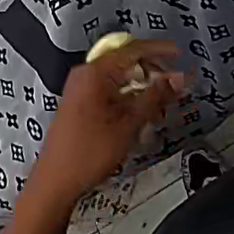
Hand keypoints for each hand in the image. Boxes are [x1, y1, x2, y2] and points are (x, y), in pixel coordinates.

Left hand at [30, 40, 183, 204]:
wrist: (55, 183)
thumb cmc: (88, 153)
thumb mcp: (129, 123)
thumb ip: (156, 96)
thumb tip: (178, 78)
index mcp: (95, 72)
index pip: (134, 50)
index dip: (159, 50)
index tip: (178, 54)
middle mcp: (86, 74)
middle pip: (127, 62)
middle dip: (153, 74)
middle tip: (174, 86)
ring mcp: (81, 88)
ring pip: (120, 79)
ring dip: (142, 89)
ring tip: (161, 106)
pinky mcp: (80, 103)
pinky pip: (110, 90)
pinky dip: (128, 98)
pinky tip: (142, 115)